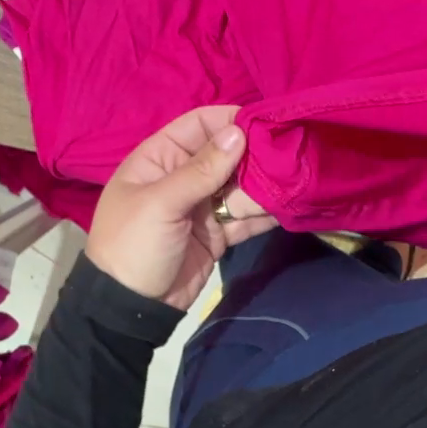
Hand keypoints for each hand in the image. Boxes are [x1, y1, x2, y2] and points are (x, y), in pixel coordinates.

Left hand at [85, 106, 275, 309]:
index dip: (229, 120)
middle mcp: (183, 177)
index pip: (198, 125)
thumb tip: (239, 132)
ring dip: (265, 184)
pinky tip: (291, 204)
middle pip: (226, 155)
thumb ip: (201, 170)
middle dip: (256, 153)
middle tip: (289, 153)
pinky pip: (245, 217)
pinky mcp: (217, 235)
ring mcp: (202, 207)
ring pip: (240, 187)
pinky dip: (265, 213)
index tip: (265, 121)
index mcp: (159, 159)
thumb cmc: (133, 245)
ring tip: (295, 179)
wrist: (131, 307)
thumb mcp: (161, 203)